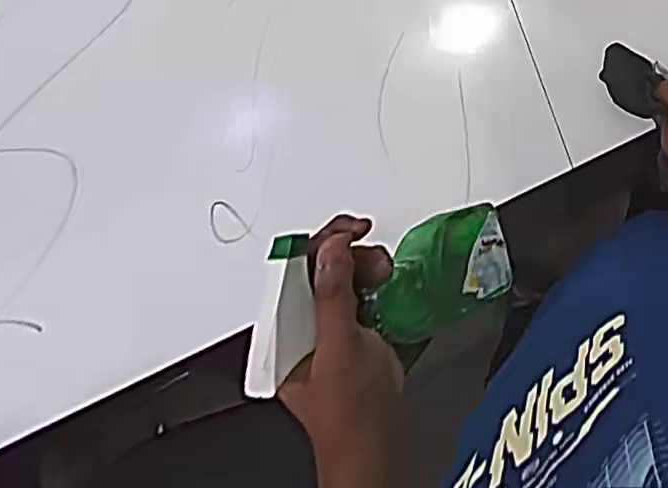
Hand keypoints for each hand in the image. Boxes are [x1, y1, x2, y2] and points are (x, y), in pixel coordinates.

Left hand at [279, 215, 401, 487]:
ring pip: (341, 274)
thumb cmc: (352, 408)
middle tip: (377, 261)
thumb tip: (329, 249)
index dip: (323, 243)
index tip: (354, 228)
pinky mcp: (347, 327)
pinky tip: (384, 286)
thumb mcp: (340, 347)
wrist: (372, 440)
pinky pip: (357, 288)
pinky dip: (374, 279)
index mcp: (282, 334)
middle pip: (319, 268)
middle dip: (353, 255)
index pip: (293, 272)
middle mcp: (298, 327)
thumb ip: (332, 296)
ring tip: (384, 277)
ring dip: (367, 266)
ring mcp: (323, 326)